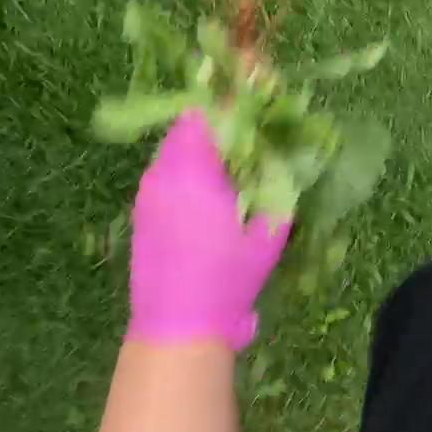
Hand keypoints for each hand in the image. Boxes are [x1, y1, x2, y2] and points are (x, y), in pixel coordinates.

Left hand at [127, 111, 289, 350]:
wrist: (179, 325)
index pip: (203, 118)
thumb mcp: (270, 230)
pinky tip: (217, 191)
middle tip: (253, 135)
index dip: (230, 107)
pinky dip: (191, 171)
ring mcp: (147, 198)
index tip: (258, 106)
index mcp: (193, 174)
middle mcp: (162, 178)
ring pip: (173, 154)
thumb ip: (279, 189)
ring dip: (203, 149)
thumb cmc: (230, 275)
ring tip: (238, 162)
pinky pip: (167, 177)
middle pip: (185, 132)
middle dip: (218, 127)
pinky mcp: (143, 217)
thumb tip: (287, 162)